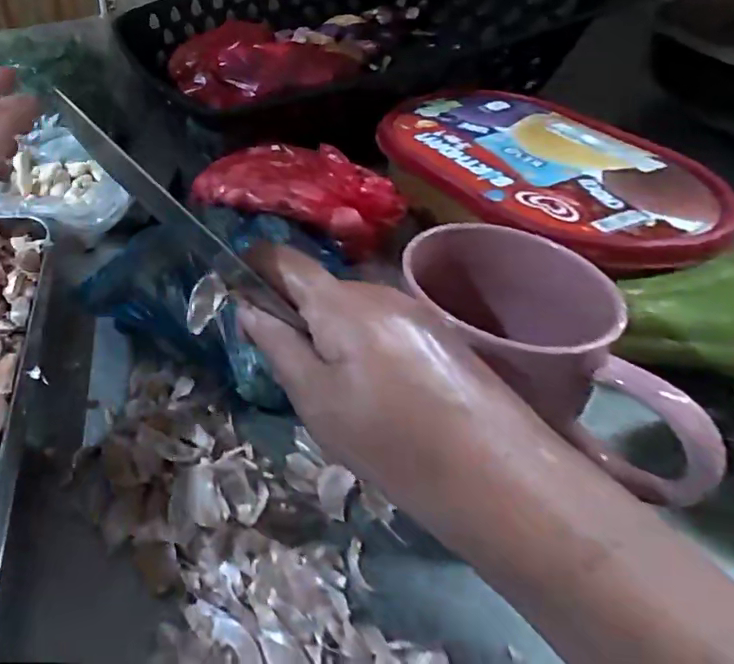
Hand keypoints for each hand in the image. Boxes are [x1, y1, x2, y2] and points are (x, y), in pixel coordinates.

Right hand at [239, 244, 563, 522]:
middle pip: (321, 287)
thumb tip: (248, 306)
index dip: (255, 263)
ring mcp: (412, 308)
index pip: (285, 259)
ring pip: (353, 306)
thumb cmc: (388, 440)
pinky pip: (383, 322)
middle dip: (298, 311)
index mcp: (339, 303)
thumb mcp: (316, 400)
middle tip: (292, 362)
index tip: (237, 284)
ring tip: (343, 387)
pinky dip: (366, 342)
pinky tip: (383, 390)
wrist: (496, 474)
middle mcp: (376, 290)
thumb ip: (278, 345)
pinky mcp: (439, 331)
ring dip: (334, 329)